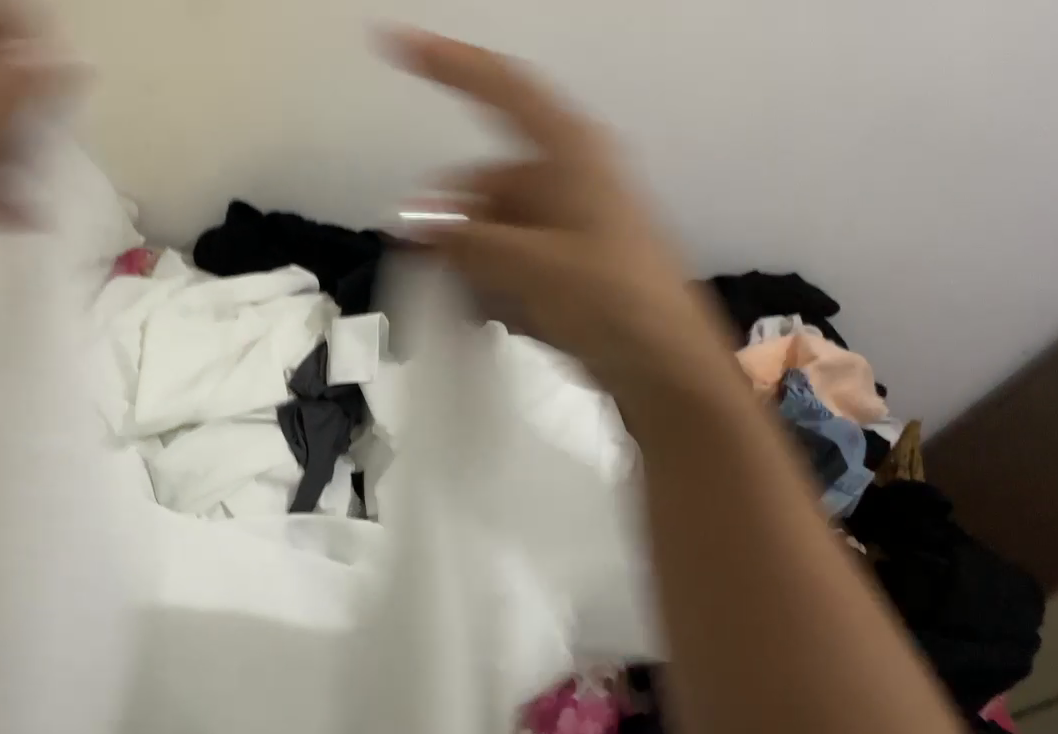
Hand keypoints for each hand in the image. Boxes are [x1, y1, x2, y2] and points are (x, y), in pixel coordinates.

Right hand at [385, 30, 738, 403]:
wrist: (662, 366)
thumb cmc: (611, 302)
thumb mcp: (531, 265)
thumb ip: (466, 240)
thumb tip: (414, 220)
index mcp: (570, 153)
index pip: (502, 90)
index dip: (448, 64)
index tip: (395, 44)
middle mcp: (564, 178)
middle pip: (482, 180)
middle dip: (456, 224)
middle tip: (446, 271)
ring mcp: (562, 223)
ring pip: (487, 227)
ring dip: (471, 265)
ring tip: (485, 306)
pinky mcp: (560, 263)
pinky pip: (503, 260)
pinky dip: (489, 285)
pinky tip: (496, 315)